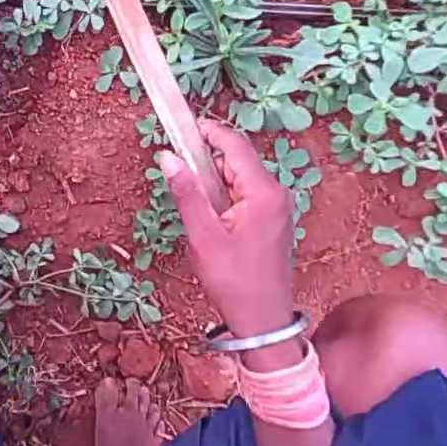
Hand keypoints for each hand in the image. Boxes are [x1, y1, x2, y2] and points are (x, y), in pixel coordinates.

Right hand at [158, 120, 296, 343]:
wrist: (262, 320)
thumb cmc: (233, 281)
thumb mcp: (203, 236)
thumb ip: (187, 193)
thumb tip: (168, 156)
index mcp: (264, 193)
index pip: (235, 145)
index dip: (208, 131)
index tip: (182, 126)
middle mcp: (277, 193)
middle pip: (238, 159)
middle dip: (207, 158)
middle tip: (177, 164)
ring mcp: (278, 207)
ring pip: (240, 177)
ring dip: (213, 179)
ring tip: (189, 195)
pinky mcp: (273, 219)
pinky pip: (245, 194)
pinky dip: (223, 194)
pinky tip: (207, 212)